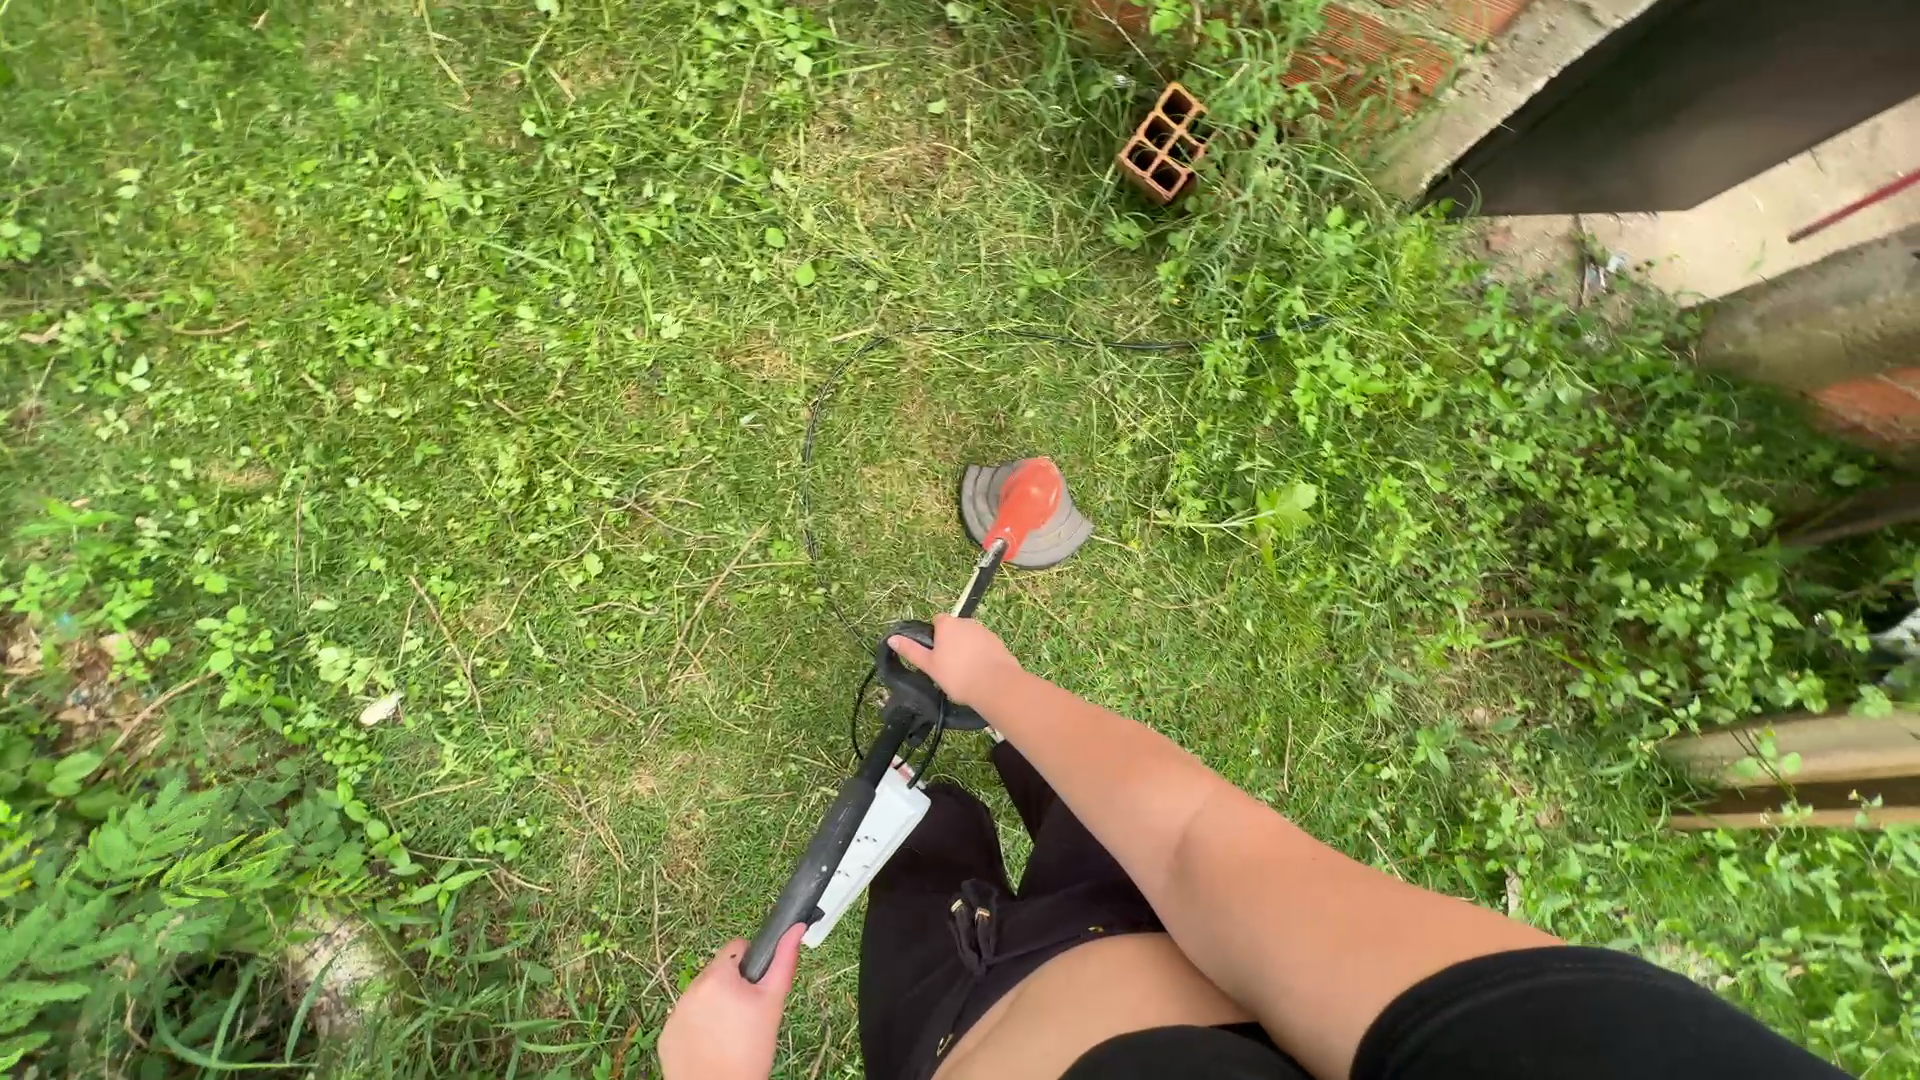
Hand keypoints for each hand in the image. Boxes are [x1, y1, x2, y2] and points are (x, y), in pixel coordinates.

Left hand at [659, 923, 804, 1079]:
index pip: (736, 948)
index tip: (755, 989)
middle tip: (745, 1015)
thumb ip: (783, 960)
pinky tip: (711, 1045)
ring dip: (714, 1005)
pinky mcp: (666, 1036)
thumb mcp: (773, 1002)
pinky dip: (698, 1026)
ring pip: (702, 996)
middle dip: (732, 987)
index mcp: (717, 976)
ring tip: (729, 1033)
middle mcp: (691, 988)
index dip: (750, 965)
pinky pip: (686, 1019)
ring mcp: (675, 1013)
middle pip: (718, 973)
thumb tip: (796, 929)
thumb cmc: (750, 1051)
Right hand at [885, 615, 1022, 706]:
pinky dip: (980, 656)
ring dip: (966, 650)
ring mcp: (985, 631)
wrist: (995, 685)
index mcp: (948, 624)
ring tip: (964, 674)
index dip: (934, 636)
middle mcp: (967, 622)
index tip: (934, 655)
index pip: (937, 621)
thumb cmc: (957, 675)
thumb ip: (911, 650)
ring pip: (970, 638)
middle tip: (947, 667)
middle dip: (950, 643)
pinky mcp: (998, 643)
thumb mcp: (929, 665)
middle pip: (954, 629)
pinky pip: (984, 647)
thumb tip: (892, 638)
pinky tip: (979, 674)